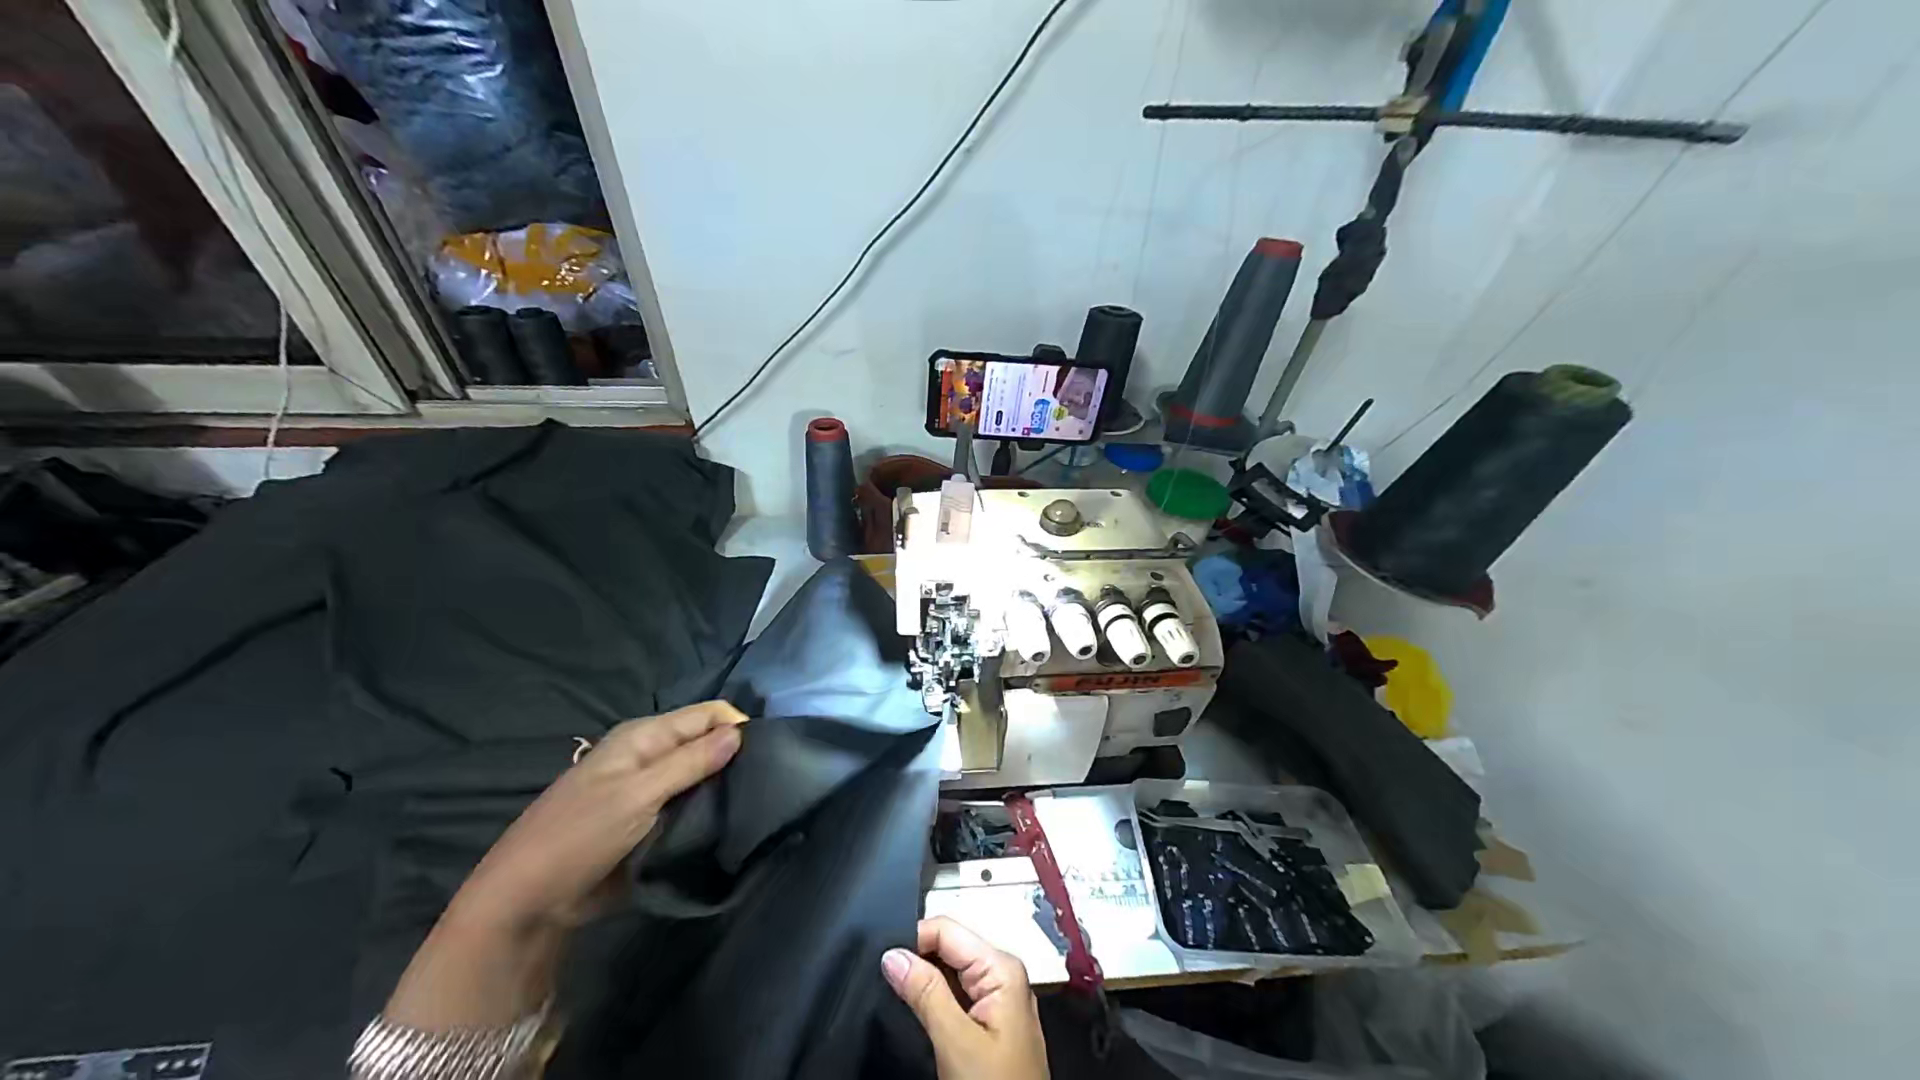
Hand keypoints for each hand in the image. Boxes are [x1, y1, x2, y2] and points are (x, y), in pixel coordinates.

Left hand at [384, 702, 744, 1030]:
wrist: (528, 901)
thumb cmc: (578, 837)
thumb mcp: (638, 795)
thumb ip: (691, 762)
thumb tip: (741, 733)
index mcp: (645, 736)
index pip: (708, 714)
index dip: (738, 727)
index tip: (769, 755)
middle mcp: (651, 755)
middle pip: (707, 743)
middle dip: (735, 758)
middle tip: (767, 784)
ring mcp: (651, 790)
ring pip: (703, 777)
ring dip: (724, 788)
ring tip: (756, 805)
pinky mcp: (651, 822)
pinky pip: (691, 807)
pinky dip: (709, 812)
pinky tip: (730, 824)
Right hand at [883, 916, 1049, 1079]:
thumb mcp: (957, 1043)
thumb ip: (925, 993)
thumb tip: (892, 954)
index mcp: (1001, 968)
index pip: (948, 929)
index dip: (913, 939)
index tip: (883, 962)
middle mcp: (1001, 974)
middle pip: (948, 947)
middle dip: (916, 959)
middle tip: (886, 980)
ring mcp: (995, 998)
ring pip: (947, 971)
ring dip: (922, 980)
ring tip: (897, 994)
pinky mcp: (986, 1021)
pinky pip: (953, 995)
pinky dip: (932, 999)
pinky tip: (917, 1012)